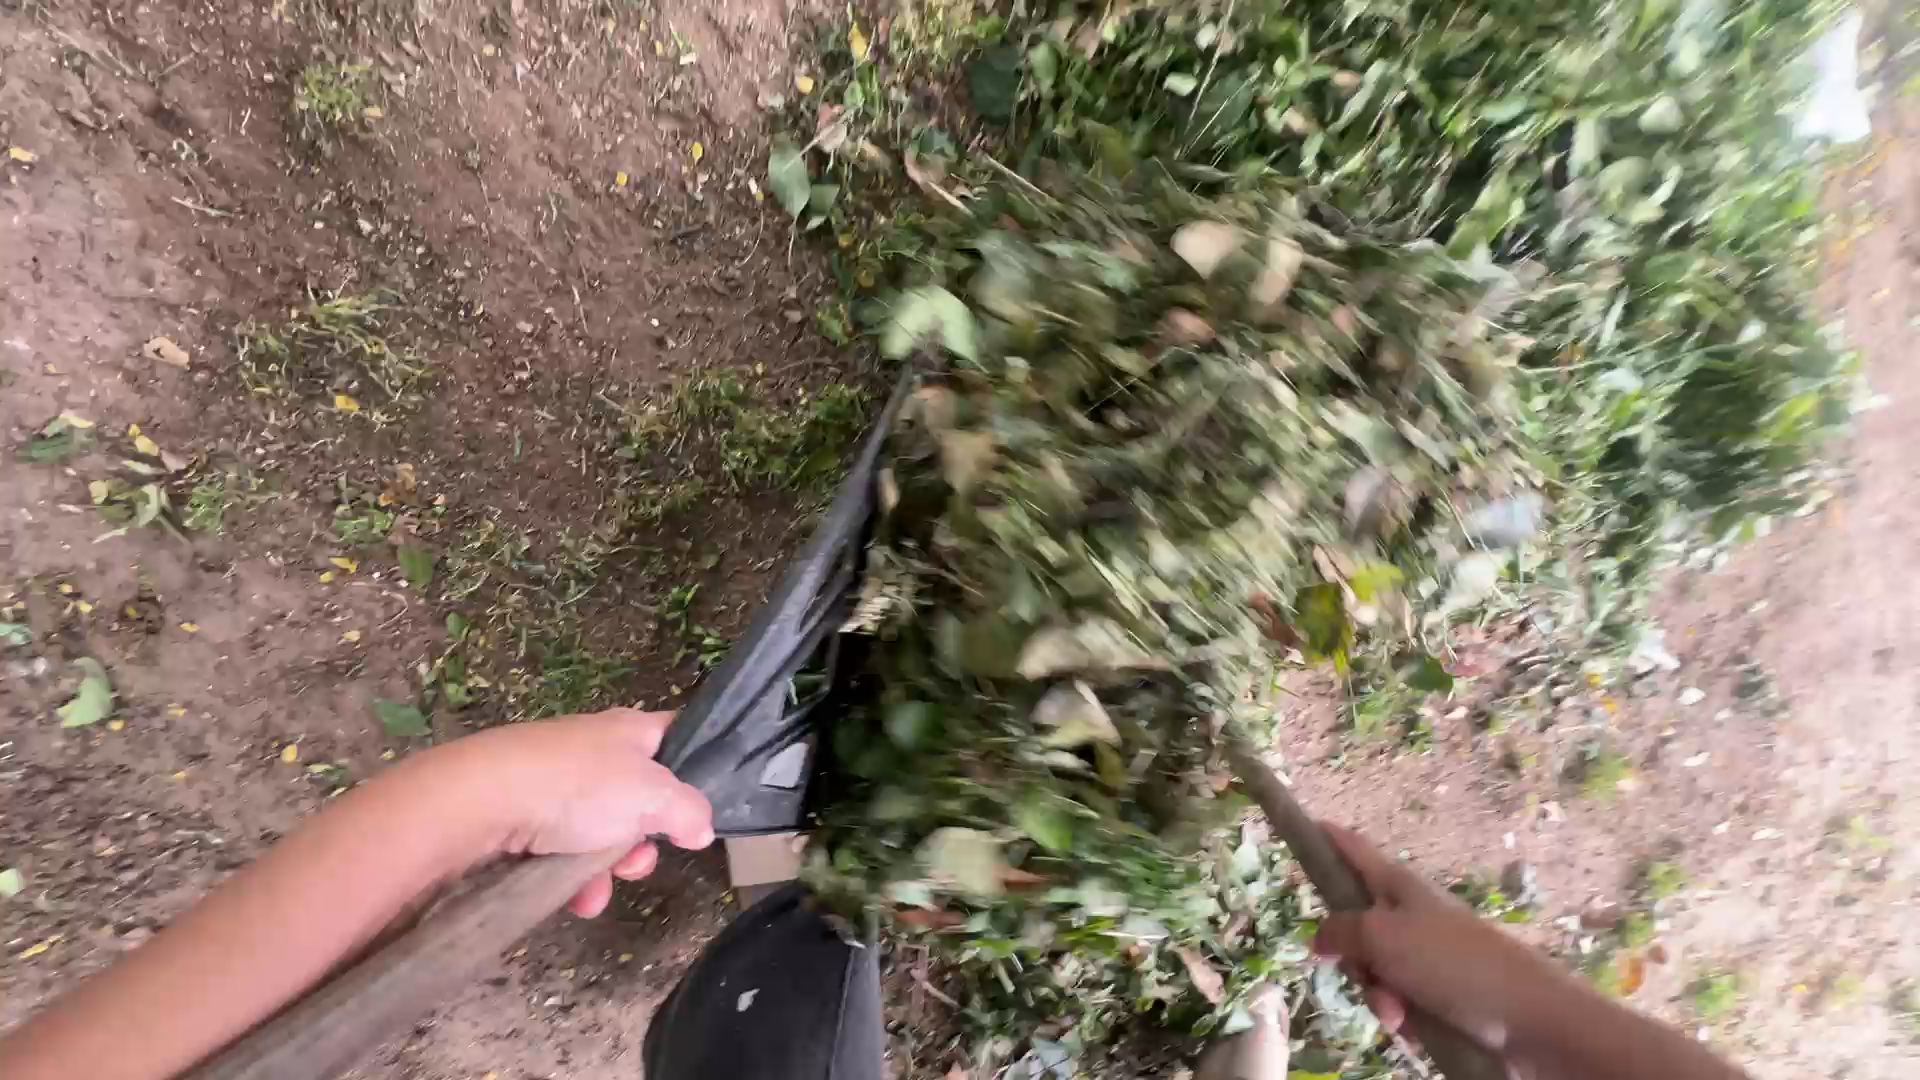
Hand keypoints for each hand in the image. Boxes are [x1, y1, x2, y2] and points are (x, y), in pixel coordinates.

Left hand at [452, 707, 715, 917]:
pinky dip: (572, 877)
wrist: (475, 802)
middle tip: (639, 861)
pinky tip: (573, 901)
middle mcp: (597, 750)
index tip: (702, 805)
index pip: (678, 736)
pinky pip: (562, 849)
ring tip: (600, 891)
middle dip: (647, 838)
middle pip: (641, 796)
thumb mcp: (653, 795)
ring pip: (601, 829)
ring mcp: (557, 784)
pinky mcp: (522, 817)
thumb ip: (689, 811)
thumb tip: (702, 830)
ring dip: (609, 867)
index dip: (696, 766)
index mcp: (632, 730)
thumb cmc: (578, 785)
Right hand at [1310, 822, 1571, 1052]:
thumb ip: (1338, 930)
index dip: (1327, 835)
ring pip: (1374, 964)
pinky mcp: (1443, 989)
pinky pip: (1400, 994)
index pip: (1352, 847)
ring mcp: (1426, 951)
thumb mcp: (1379, 936)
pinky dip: (1400, 1010)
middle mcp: (1408, 911)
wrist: (1533, 1019)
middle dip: (1349, 951)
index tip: (1306, 824)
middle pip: (1355, 920)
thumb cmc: (1450, 960)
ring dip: (1375, 990)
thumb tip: (1320, 938)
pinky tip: (1410, 1026)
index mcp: (1395, 883)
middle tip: (1357, 970)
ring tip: (1394, 1012)